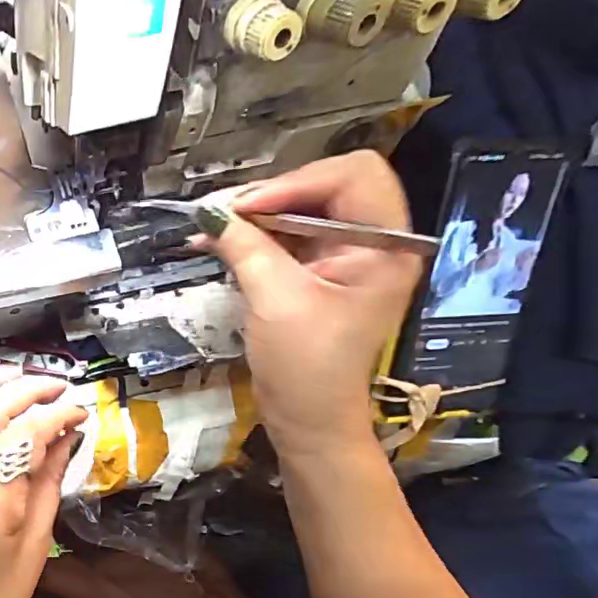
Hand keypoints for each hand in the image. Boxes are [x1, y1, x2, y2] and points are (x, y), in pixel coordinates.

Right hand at [197, 151, 421, 456]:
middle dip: (272, 197)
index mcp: (386, 245)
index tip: (242, 209)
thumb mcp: (276, 301)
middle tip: (223, 215)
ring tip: (213, 227)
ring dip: (257, 217)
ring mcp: (345, 259)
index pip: (351, 176)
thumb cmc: (305, 367)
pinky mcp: (318, 276)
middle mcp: (373, 242)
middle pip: (326, 188)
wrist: (308, 420)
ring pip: (301, 212)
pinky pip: (288, 240)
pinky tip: (219, 242)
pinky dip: (254, 238)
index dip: (294, 184)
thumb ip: (246, 249)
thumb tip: (211, 213)